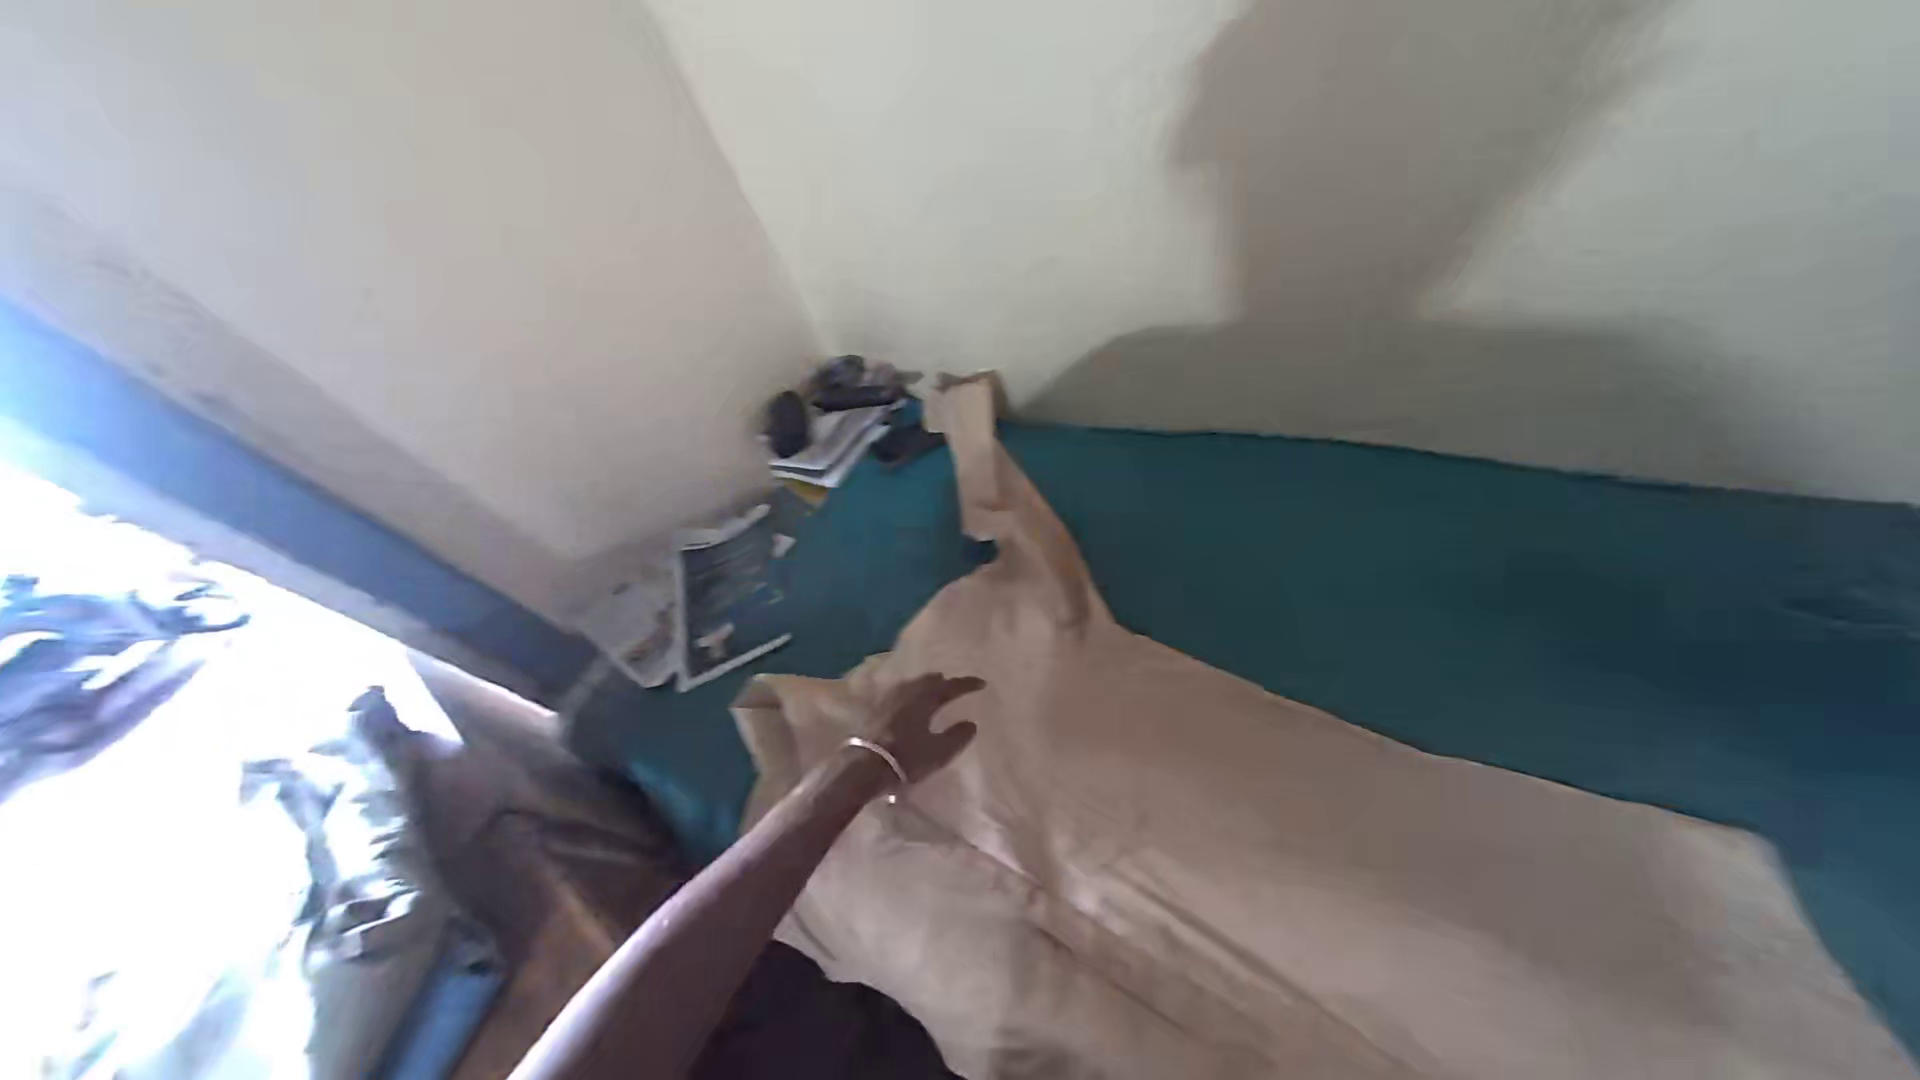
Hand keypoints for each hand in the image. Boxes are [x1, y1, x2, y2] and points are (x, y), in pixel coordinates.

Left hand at [873, 673, 985, 781]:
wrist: (862, 766)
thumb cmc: (905, 758)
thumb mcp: (938, 752)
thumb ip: (957, 737)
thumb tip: (971, 723)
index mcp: (925, 698)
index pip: (951, 686)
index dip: (967, 684)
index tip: (981, 683)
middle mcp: (906, 691)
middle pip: (928, 681)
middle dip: (942, 682)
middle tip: (952, 685)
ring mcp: (887, 698)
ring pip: (910, 685)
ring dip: (923, 686)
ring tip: (930, 691)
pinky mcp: (873, 708)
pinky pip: (897, 693)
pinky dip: (907, 695)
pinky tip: (906, 703)